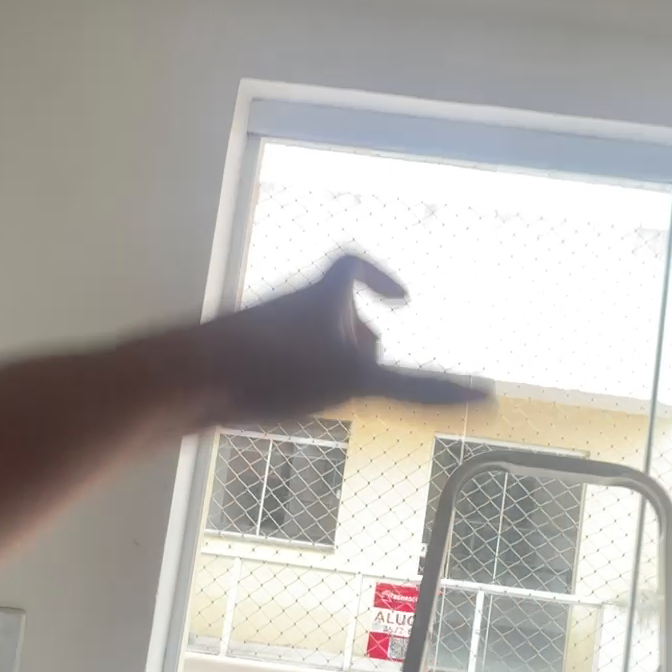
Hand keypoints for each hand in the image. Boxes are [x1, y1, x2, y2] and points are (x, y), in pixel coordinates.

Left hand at [169, 253, 490, 425]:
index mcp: (319, 297)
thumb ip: (419, 389)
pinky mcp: (236, 362)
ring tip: (341, 393)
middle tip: (375, 358)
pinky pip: (278, 361)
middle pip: (331, 305)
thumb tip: (487, 396)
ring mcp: (259, 334)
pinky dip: (299, 377)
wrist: (183, 381)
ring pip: (303, 336)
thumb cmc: (275, 369)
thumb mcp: (357, 379)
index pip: (352, 265)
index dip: (379, 276)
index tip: (401, 299)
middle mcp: (288, 308)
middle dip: (358, 327)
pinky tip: (296, 406)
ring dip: (329, 355)